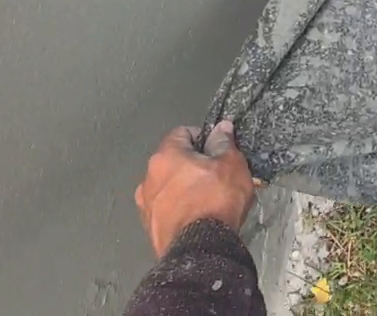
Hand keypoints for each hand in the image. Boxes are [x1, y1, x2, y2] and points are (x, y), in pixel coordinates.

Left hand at [134, 120, 257, 256]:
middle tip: (218, 172)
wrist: (199, 249)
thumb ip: (223, 142)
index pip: (183, 132)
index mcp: (165, 157)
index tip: (219, 148)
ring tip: (210, 196)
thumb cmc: (215, 198)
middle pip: (174, 160)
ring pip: (170, 186)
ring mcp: (145, 206)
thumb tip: (220, 128)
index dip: (204, 136)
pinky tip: (199, 214)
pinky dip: (181, 206)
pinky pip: (167, 207)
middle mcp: (148, 179)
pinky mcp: (150, 229)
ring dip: (186, 186)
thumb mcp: (230, 163)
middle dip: (194, 163)